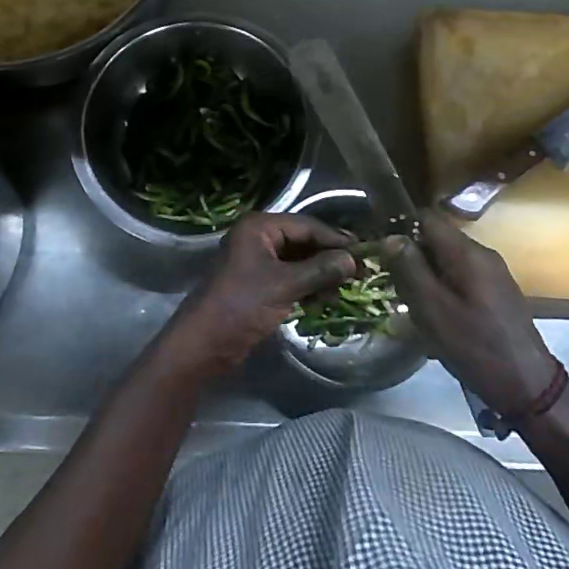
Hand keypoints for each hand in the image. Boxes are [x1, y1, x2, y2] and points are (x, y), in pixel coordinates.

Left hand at [161, 212, 357, 377]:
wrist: (204, 343)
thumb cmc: (241, 305)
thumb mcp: (284, 285)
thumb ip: (320, 270)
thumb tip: (352, 260)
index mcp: (259, 227)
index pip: (306, 226)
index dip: (335, 239)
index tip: (364, 253)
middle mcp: (258, 237)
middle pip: (303, 242)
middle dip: (328, 259)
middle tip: (359, 274)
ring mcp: (256, 260)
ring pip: (298, 261)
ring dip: (319, 275)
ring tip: (339, 292)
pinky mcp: (258, 283)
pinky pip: (290, 277)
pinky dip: (306, 287)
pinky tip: (321, 301)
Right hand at [384, 211, 561, 417]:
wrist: (529, 388)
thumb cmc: (476, 347)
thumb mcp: (433, 309)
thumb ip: (410, 269)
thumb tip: (391, 237)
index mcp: (467, 252)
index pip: (427, 218)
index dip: (400, 227)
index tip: (381, 251)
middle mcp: (483, 254)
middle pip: (437, 239)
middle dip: (412, 257)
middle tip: (394, 285)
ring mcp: (493, 274)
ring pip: (447, 260)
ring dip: (426, 276)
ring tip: (412, 305)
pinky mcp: (497, 294)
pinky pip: (461, 277)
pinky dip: (442, 289)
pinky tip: (436, 316)